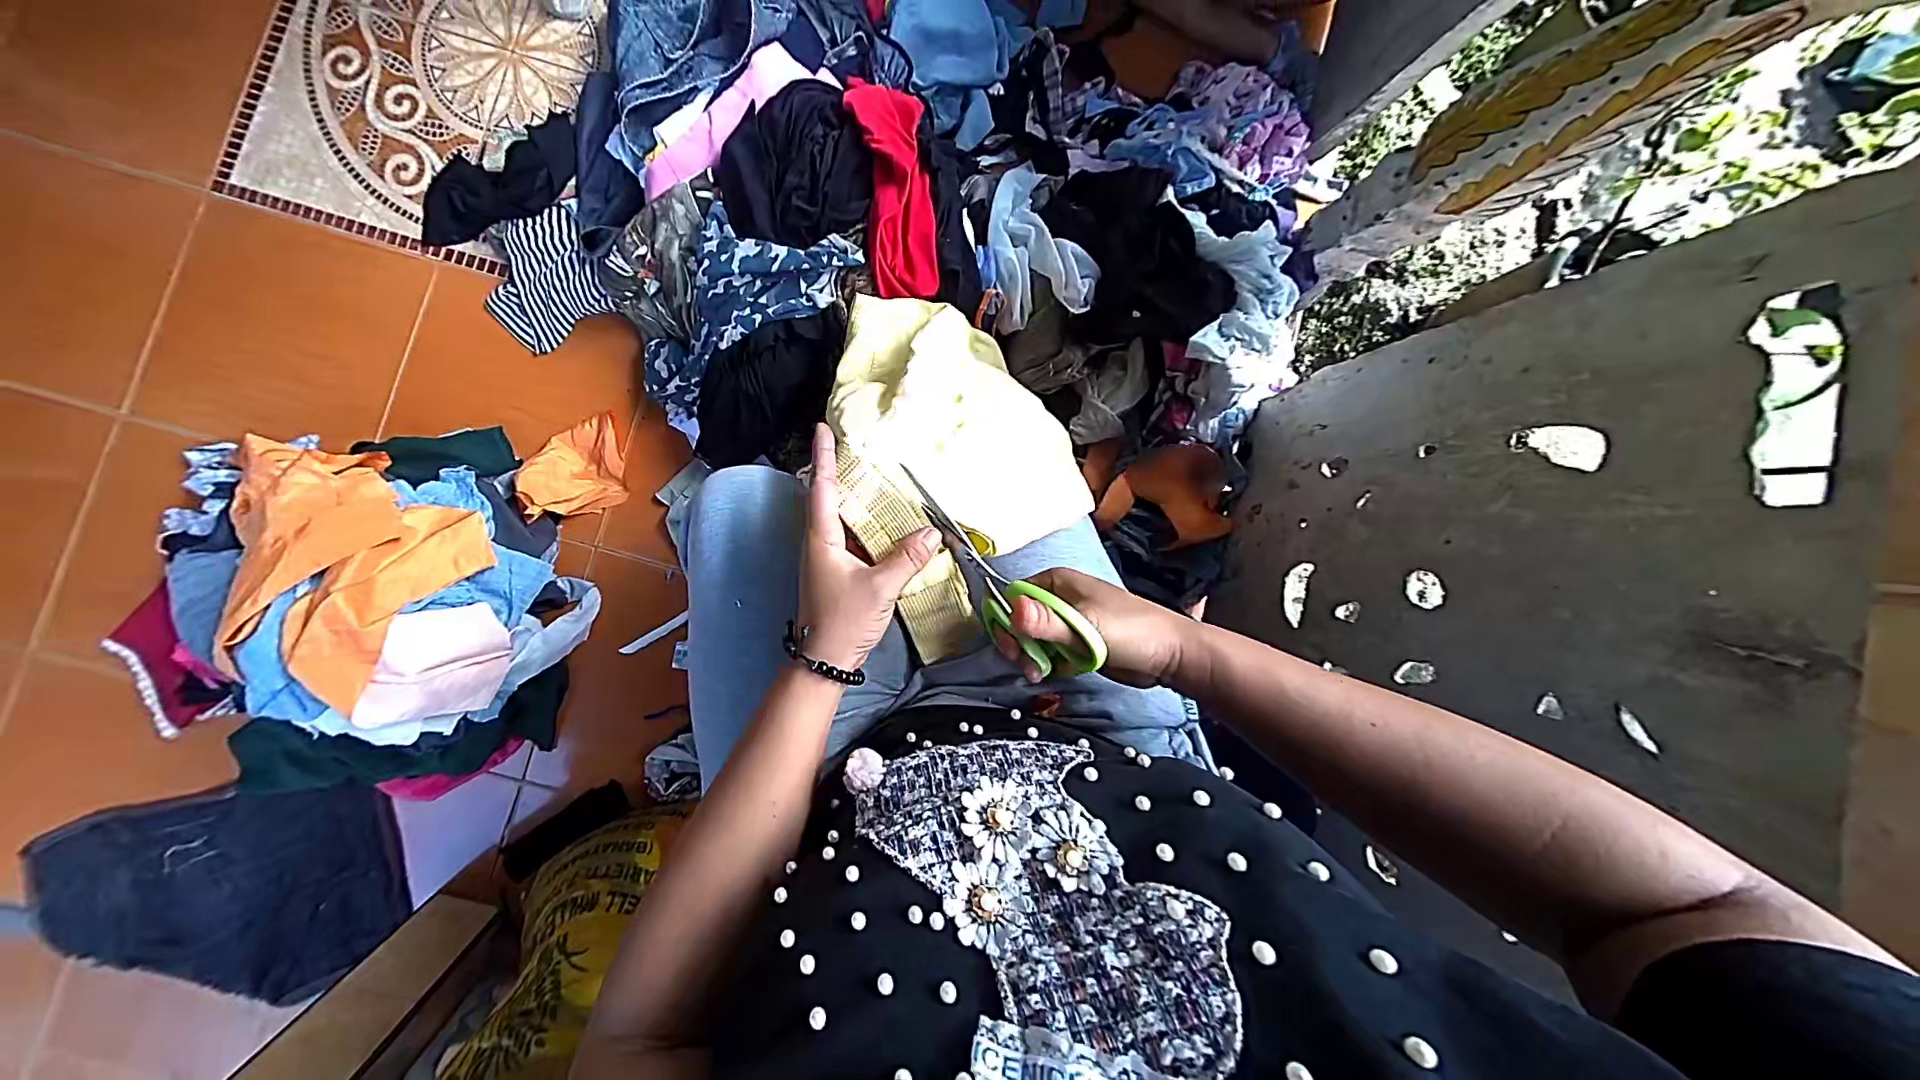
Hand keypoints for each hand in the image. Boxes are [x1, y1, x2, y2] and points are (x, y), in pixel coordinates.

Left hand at [796, 424, 939, 672]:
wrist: (824, 661)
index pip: (821, 488)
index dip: (822, 457)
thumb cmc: (843, 621)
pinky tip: (882, 523)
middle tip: (851, 446)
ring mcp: (826, 558)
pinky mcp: (837, 571)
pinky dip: (865, 524)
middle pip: (827, 498)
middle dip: (836, 470)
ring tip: (870, 476)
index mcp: (822, 539)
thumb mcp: (880, 588)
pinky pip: (851, 538)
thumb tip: (933, 533)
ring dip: (852, 497)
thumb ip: (907, 559)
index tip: (822, 429)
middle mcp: (819, 543)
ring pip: (840, 519)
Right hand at [991, 568, 1197, 687]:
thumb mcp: (1086, 627)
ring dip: (1032, 657)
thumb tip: (1012, 609)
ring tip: (1042, 673)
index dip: (1007, 621)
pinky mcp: (1075, 642)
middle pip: (1019, 619)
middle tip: (1030, 666)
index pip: (1013, 596)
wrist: (1170, 655)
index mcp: (1057, 582)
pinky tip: (1053, 673)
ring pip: (1032, 638)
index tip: (1014, 647)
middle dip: (1020, 644)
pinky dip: (1047, 663)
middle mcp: (1058, 598)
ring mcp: (1067, 621)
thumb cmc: (1131, 632)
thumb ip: (1048, 622)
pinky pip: (1048, 651)